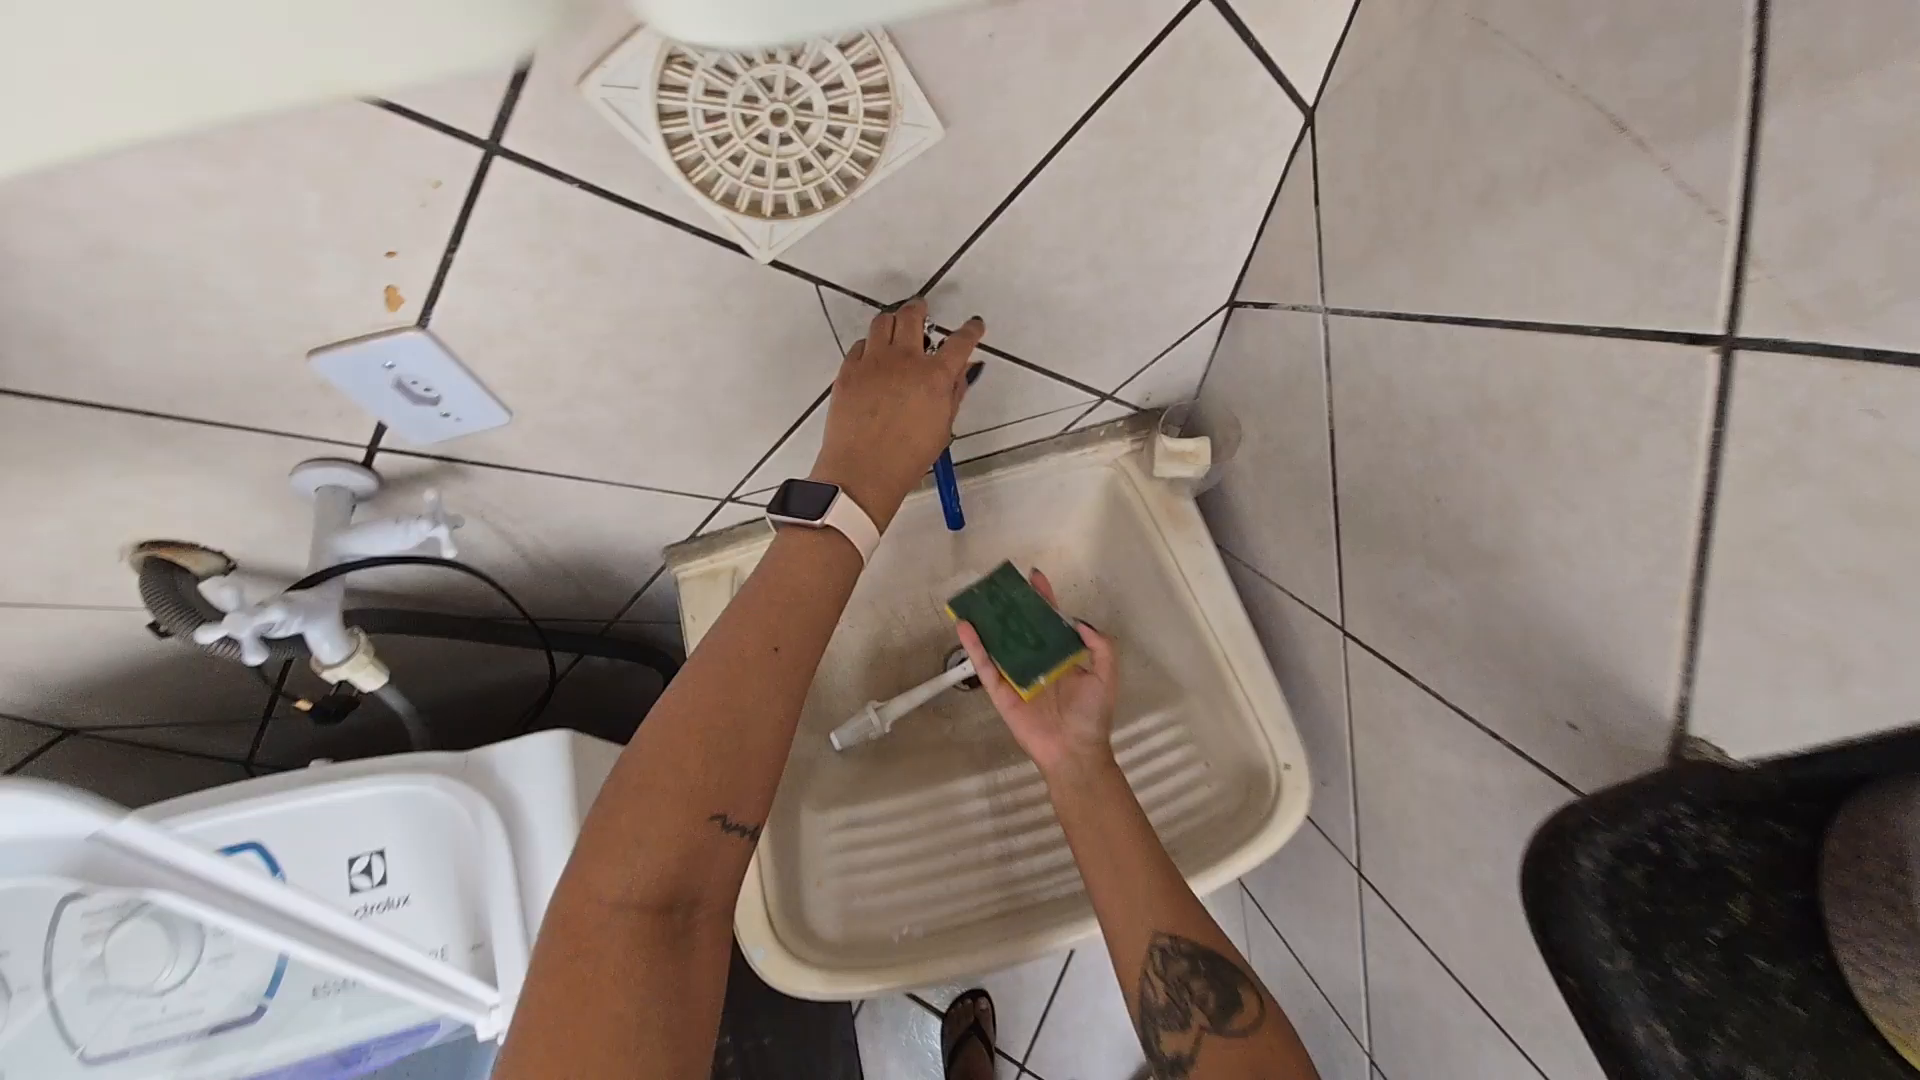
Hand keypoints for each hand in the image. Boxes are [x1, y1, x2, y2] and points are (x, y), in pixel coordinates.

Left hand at [809, 297, 984, 530]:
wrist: (862, 470)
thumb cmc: (908, 458)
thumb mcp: (942, 428)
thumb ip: (954, 394)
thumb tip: (961, 373)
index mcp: (935, 376)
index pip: (960, 342)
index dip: (971, 330)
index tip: (974, 325)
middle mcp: (904, 360)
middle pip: (912, 316)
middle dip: (920, 308)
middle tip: (922, 309)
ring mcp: (873, 362)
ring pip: (882, 322)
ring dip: (893, 320)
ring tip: (896, 327)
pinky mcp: (848, 370)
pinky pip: (860, 344)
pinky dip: (871, 344)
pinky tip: (874, 356)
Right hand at [955, 569, 1118, 783]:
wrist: (1074, 752)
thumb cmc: (1091, 716)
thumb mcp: (1105, 675)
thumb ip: (1099, 646)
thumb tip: (1077, 621)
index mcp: (1062, 657)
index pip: (1050, 622)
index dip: (1044, 599)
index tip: (1035, 577)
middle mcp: (1038, 662)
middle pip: (1021, 627)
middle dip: (1012, 605)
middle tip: (1001, 584)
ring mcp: (1017, 676)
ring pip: (999, 643)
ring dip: (988, 622)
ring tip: (977, 599)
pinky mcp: (1000, 692)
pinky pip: (985, 667)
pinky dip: (975, 647)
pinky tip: (965, 627)